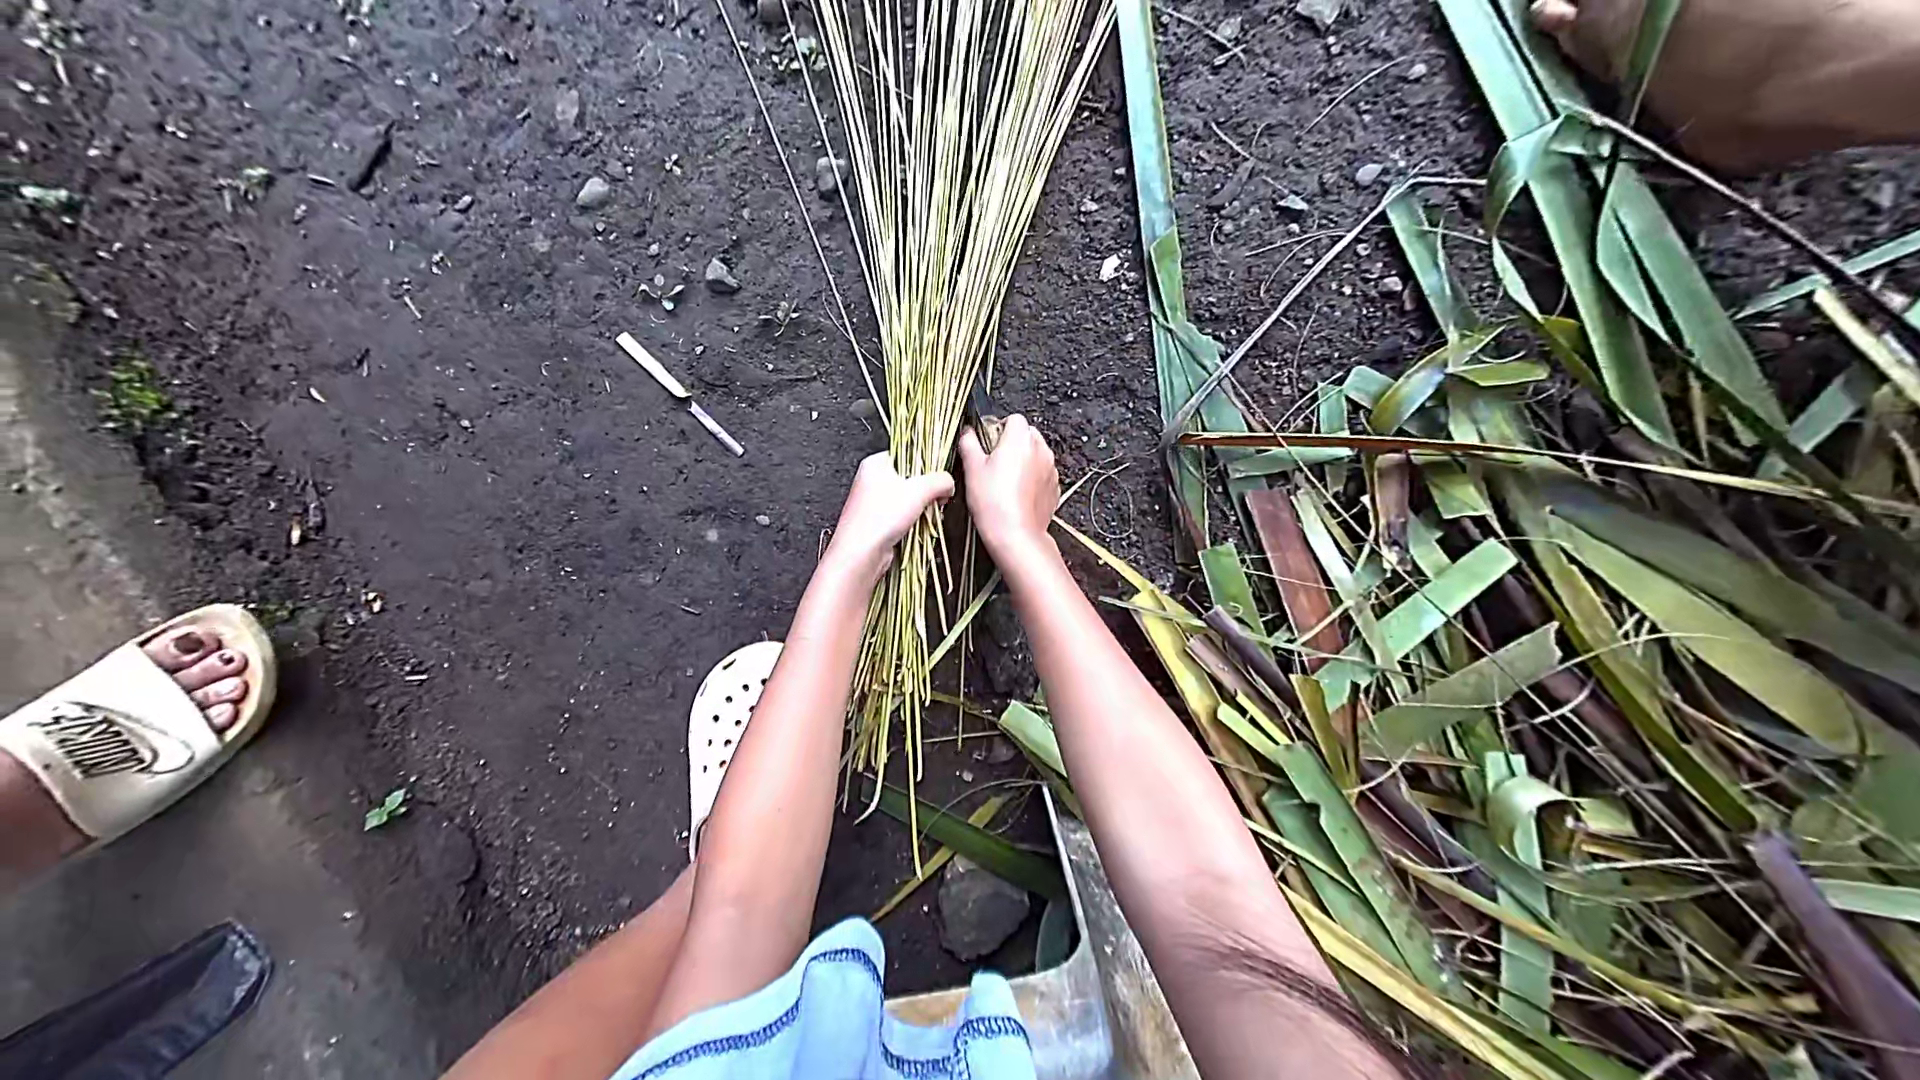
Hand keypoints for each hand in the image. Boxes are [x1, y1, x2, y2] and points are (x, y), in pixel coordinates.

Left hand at [826, 453, 954, 575]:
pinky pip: (904, 516)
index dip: (928, 466)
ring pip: (910, 499)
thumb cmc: (880, 518)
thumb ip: (940, 480)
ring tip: (926, 516)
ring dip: (923, 509)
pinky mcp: (879, 522)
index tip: (939, 478)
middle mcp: (872, 480)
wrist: (859, 555)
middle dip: (928, 491)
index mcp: (876, 463)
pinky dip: (914, 521)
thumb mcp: (919, 490)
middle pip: (912, 478)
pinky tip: (918, 528)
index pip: (909, 454)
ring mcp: (875, 503)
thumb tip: (949, 483)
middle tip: (935, 500)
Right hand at [958, 415, 1058, 564]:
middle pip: (1027, 435)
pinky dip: (1032, 479)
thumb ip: (968, 443)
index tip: (988, 442)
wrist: (1016, 534)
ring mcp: (1051, 469)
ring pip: (1036, 455)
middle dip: (1012, 444)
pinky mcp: (1054, 488)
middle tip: (994, 462)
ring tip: (1004, 482)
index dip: (999, 427)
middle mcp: (1040, 450)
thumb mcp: (972, 469)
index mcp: (1020, 439)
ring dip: (1023, 461)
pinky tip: (1016, 494)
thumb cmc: (993, 502)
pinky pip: (1042, 475)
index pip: (1013, 418)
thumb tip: (967, 433)